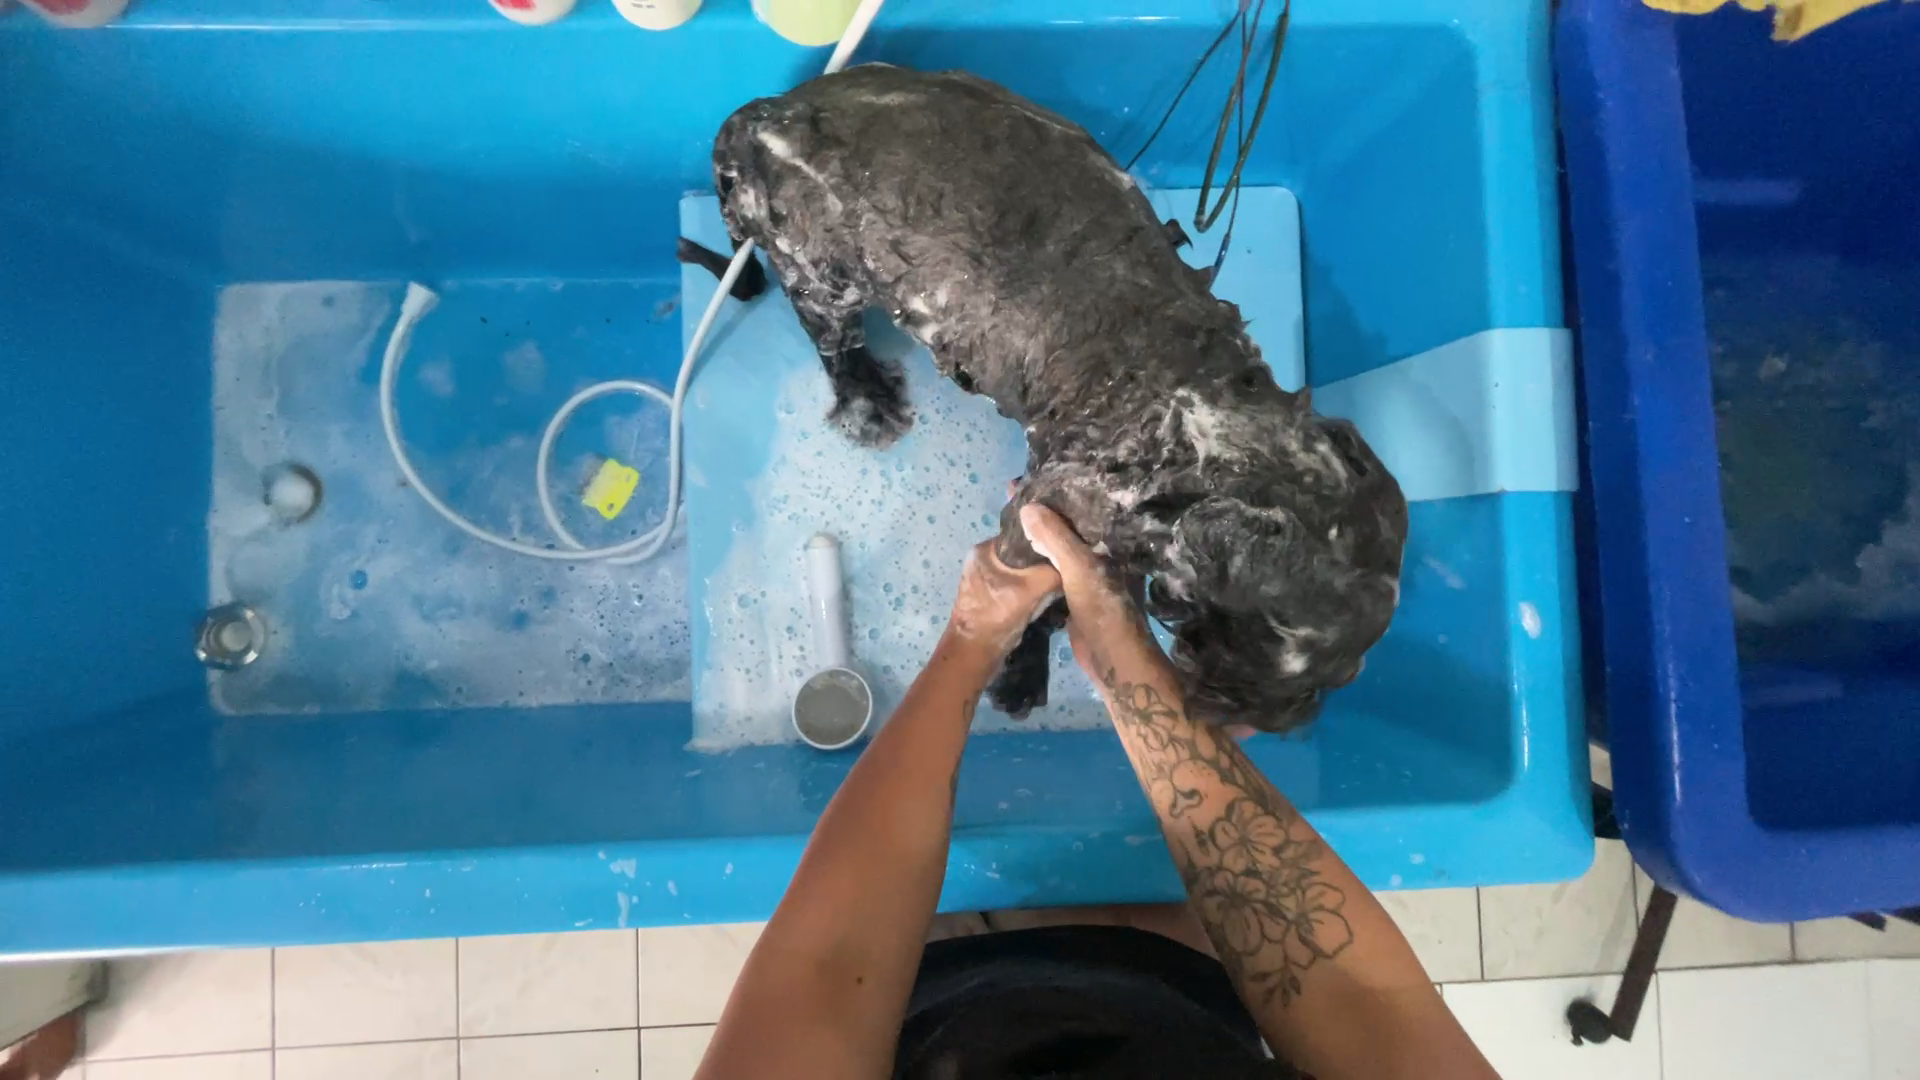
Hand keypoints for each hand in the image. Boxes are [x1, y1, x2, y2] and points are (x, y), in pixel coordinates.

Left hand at [946, 536, 1061, 659]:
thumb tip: (1074, 563)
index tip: (1069, 547)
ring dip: (1040, 577)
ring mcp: (986, 578)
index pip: (1024, 534)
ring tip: (1063, 579)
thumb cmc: (997, 616)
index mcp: (984, 549)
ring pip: (1022, 570)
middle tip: (1069, 565)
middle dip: (1045, 560)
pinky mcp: (992, 595)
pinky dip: (1032, 589)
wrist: (974, 653)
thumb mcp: (1031, 589)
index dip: (1047, 539)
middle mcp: (983, 559)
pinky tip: (1050, 594)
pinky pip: (1018, 585)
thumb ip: (1053, 572)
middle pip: (1024, 552)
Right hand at [1017, 504, 1159, 677]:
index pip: (1087, 505)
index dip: (1062, 490)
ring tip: (1015, 514)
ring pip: (1062, 545)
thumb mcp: (1079, 568)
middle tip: (1017, 494)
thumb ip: (1055, 538)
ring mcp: (1093, 572)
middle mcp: (1107, 552)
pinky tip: (1022, 547)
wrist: (1112, 661)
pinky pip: (1056, 566)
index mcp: (1115, 541)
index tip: (1034, 477)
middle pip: (1072, 523)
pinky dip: (1041, 556)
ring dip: (1042, 533)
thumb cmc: (1104, 610)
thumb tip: (1027, 507)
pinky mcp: (1079, 591)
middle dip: (1047, 510)